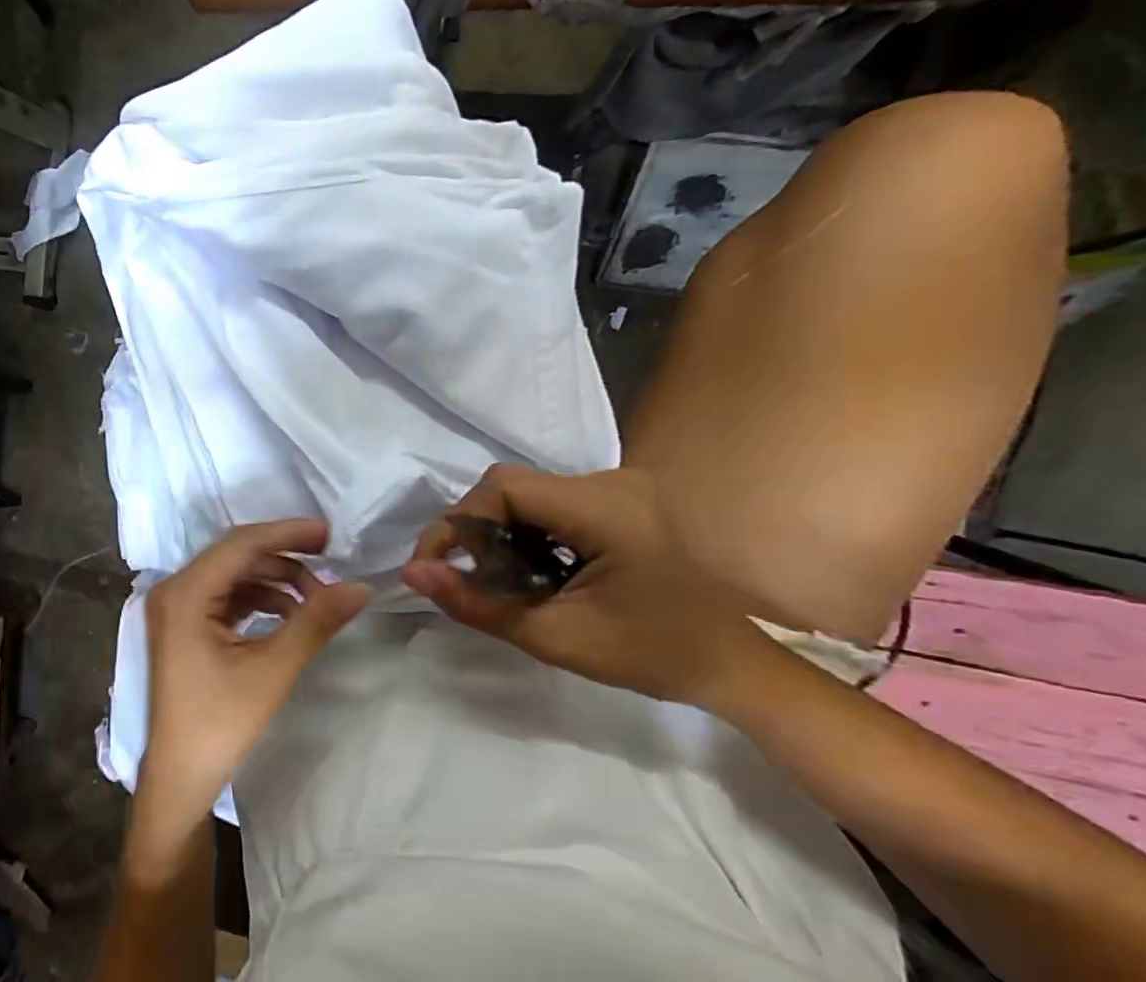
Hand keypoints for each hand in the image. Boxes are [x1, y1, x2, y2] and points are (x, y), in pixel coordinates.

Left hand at [140, 519, 368, 813]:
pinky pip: (227, 596)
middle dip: (286, 559)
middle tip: (330, 565)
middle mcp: (175, 590)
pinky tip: (291, 614)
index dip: (287, 534)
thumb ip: (315, 622)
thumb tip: (360, 587)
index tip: (330, 535)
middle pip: (237, 556)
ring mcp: (177, 608)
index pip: (241, 545)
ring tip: (316, 601)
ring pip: (235, 575)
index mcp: (184, 593)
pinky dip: (260, 599)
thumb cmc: (219, 723)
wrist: (180, 778)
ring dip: (276, 581)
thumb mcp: (272, 669)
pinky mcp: (186, 625)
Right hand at [404, 465, 782, 707]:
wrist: (732, 665)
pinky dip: (528, 532)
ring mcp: (621, 487)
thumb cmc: (650, 654)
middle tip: (467, 579)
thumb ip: (476, 603)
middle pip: (513, 486)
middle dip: (476, 530)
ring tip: (499, 579)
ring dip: (501, 532)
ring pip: (529, 493)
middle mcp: (612, 481)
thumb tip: (413, 574)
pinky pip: (554, 503)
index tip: (438, 567)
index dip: (460, 521)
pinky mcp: (623, 500)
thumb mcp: (554, 636)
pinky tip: (534, 569)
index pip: (505, 487)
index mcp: (604, 507)